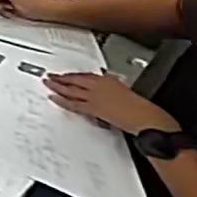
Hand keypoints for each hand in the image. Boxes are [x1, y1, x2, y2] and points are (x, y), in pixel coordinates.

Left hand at [43, 72, 177, 134]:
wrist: (148, 120)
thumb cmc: (142, 108)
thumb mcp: (126, 92)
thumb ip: (112, 89)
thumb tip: (104, 93)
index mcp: (107, 79)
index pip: (84, 76)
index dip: (72, 76)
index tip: (64, 76)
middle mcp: (98, 86)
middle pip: (74, 80)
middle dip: (60, 79)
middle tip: (49, 76)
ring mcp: (94, 97)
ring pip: (70, 90)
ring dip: (57, 87)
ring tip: (47, 84)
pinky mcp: (94, 109)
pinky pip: (74, 104)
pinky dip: (62, 101)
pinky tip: (54, 99)